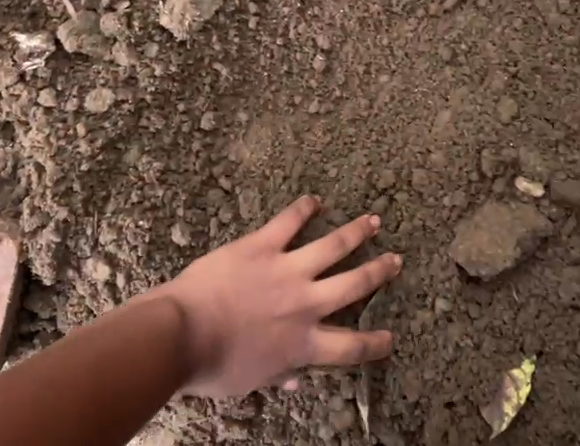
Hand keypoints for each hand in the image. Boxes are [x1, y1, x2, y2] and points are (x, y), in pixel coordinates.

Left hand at [150, 195, 400, 397]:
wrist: (183, 335)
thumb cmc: (213, 366)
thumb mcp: (251, 381)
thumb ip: (279, 375)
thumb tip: (297, 382)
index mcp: (302, 344)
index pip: (349, 347)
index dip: (374, 343)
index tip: (391, 338)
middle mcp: (304, 304)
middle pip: (353, 285)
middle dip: (378, 272)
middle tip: (396, 260)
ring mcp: (286, 270)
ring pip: (332, 246)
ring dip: (355, 232)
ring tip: (373, 221)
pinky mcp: (264, 245)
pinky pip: (289, 222)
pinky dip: (303, 209)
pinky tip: (314, 199)